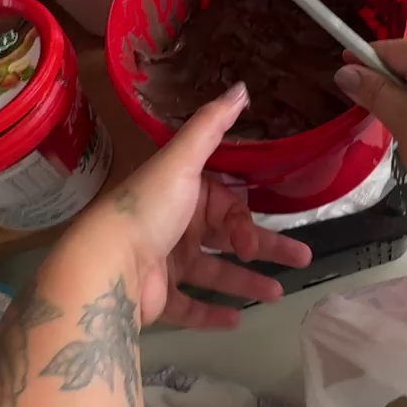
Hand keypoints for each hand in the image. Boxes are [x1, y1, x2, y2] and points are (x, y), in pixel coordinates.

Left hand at [92, 82, 311, 329]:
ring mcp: (167, 263)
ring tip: (278, 295)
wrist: (104, 267)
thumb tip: (243, 87)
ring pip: (216, 273)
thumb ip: (212, 126)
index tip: (252, 240)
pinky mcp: (159, 299)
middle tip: (302, 259)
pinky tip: (238, 319)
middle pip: (229, 237)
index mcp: (183, 193)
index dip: (246, 220)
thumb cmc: (147, 209)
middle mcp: (176, 225)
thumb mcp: (182, 159)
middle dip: (265, 247)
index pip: (228, 204)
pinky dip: (213, 313)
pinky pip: (192, 307)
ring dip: (247, 282)